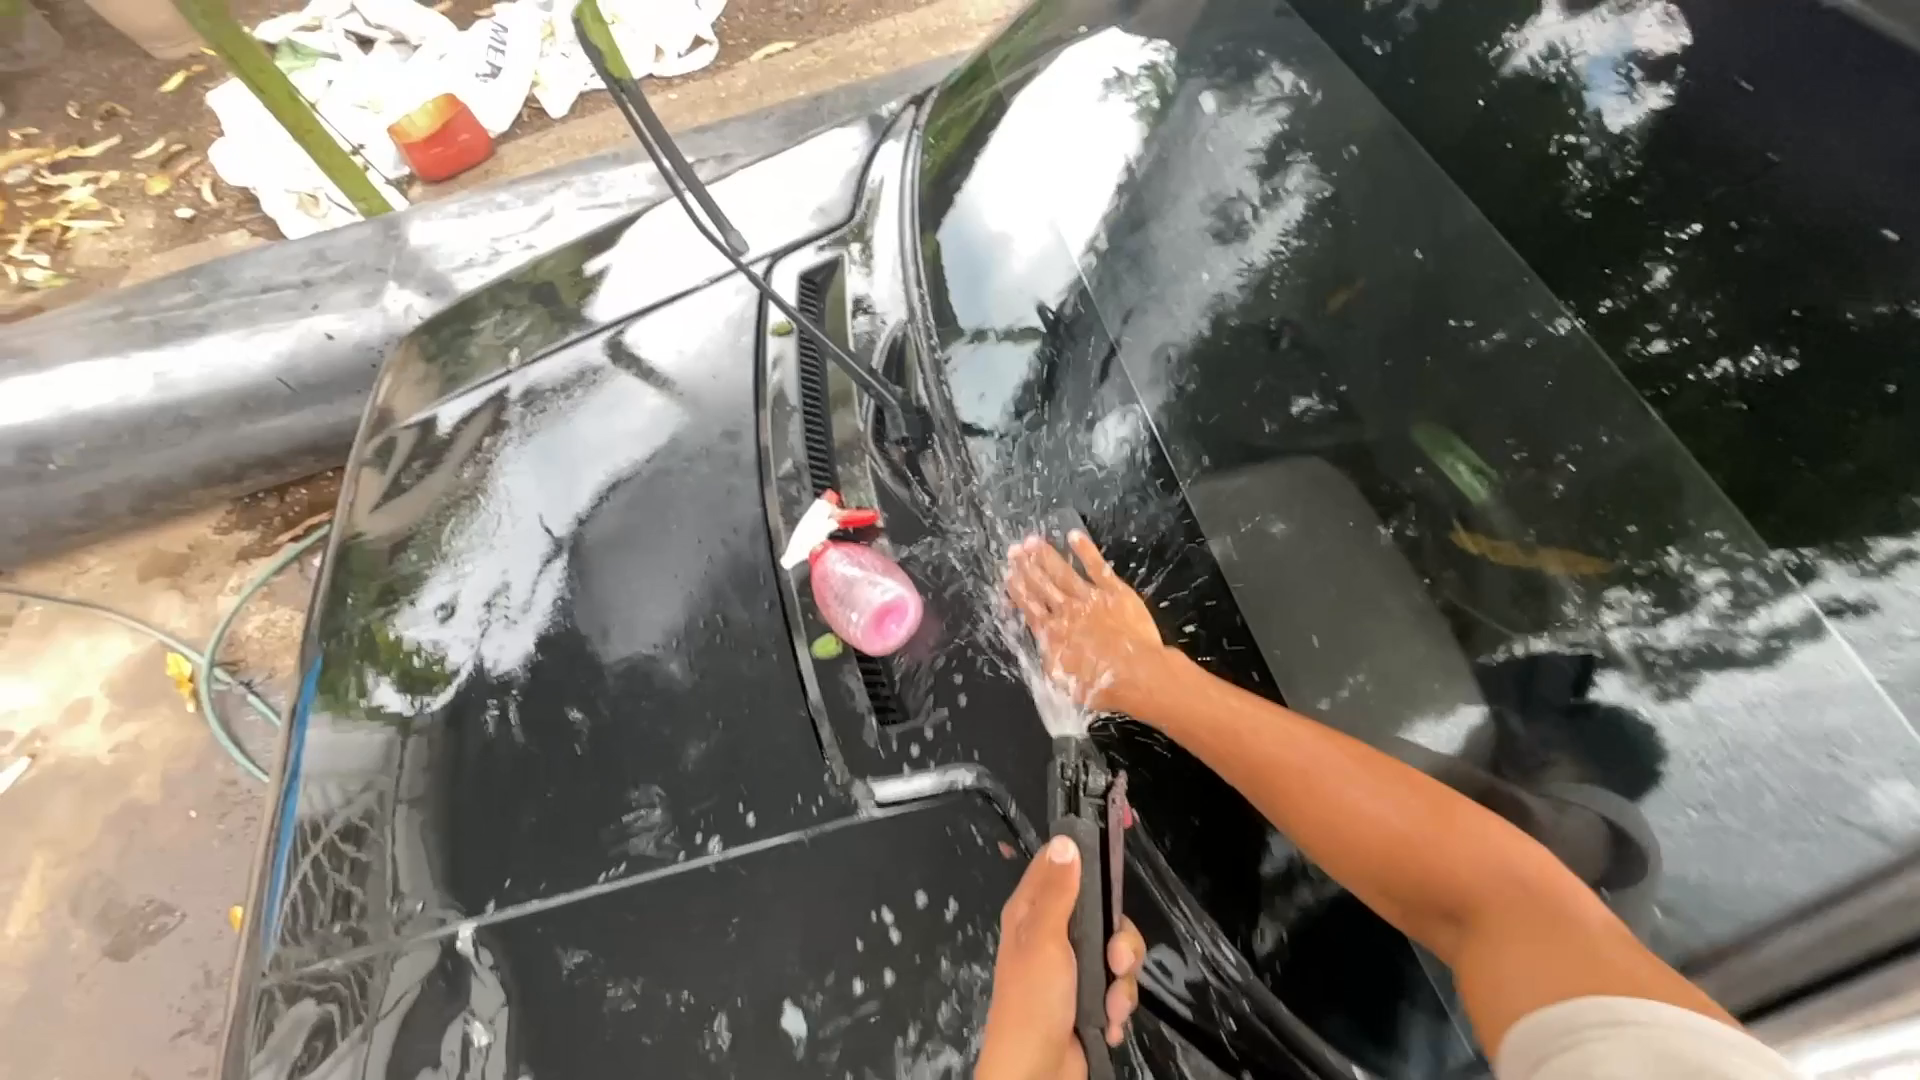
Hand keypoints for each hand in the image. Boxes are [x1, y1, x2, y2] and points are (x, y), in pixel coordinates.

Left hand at [976, 836, 1146, 1079]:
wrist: (1036, 1075)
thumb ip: (1059, 892)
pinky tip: (1109, 1022)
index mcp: (1033, 909)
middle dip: (1119, 939)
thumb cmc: (1033, 1001)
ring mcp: (1072, 966)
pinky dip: (1118, 1003)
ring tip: (1112, 1004)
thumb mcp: (1045, 939)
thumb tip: (1064, 839)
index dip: (1087, 850)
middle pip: (1101, 910)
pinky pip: (1117, 985)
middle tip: (1116, 959)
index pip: (1061, 863)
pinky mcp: (1088, 996)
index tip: (1119, 840)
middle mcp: (1052, 931)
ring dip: (1122, 979)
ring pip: (1115, 949)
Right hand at [1006, 531, 1169, 715]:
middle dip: (1026, 566)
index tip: (1008, 575)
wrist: (1136, 675)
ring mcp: (1090, 598)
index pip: (1029, 607)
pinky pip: (1096, 566)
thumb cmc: (1101, 686)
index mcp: (1052, 634)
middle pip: (1041, 585)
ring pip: (1062, 572)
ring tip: (1033, 540)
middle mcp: (1066, 611)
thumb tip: (1042, 645)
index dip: (1017, 590)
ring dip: (1046, 555)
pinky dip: (1085, 550)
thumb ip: (1049, 660)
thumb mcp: (1063, 682)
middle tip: (1014, 550)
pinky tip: (1074, 536)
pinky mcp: (1114, 591)